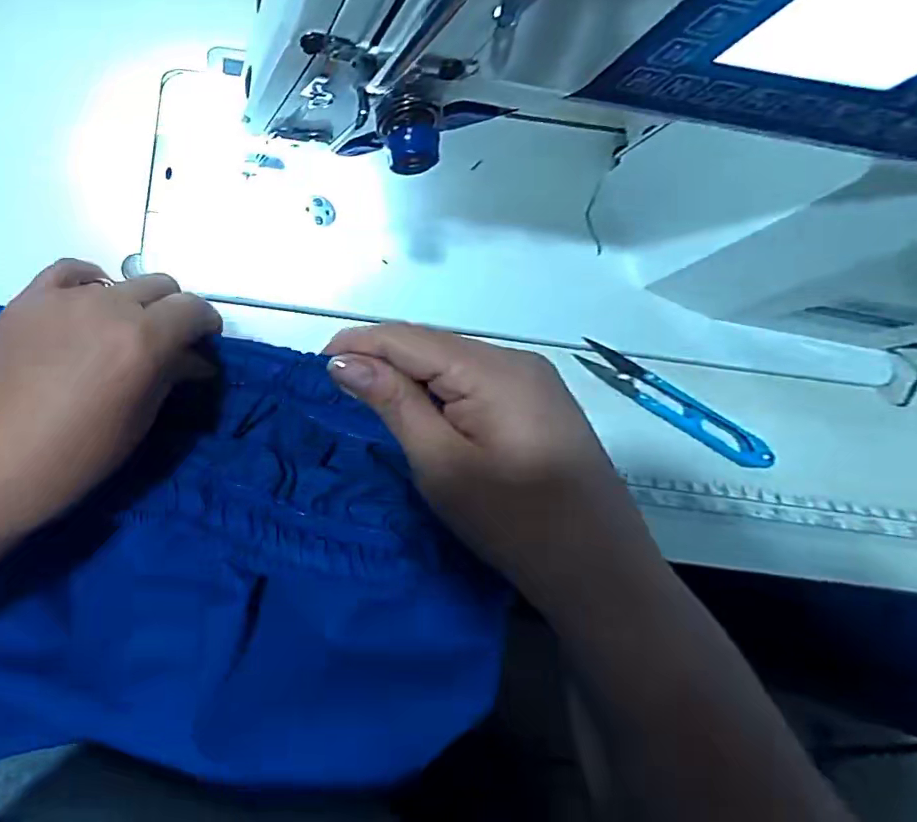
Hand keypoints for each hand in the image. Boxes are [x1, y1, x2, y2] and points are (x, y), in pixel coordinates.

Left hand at [0, 259, 222, 532]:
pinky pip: (68, 272)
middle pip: (158, 286)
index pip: (191, 309)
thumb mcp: (134, 426)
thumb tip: (191, 359)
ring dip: (129, 301)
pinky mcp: (28, 299)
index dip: (204, 324)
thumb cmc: (70, 460)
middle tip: (163, 341)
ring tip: (118, 330)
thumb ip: (168, 379)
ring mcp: (63, 297)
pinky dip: (87, 282)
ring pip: (115, 280)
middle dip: (171, 311)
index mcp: (141, 340)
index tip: (201, 342)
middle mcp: (106, 306)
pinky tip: (86, 301)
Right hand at [322, 323, 658, 604]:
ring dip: (400, 372)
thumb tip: (340, 360)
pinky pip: (465, 377)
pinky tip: (411, 408)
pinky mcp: (533, 400)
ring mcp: (529, 379)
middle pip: (425, 342)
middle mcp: (514, 360)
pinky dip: (429, 386)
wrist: (603, 577)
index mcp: (493, 371)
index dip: (354, 345)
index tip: (313, 370)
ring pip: (443, 358)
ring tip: (364, 399)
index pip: (405, 338)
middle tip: (333, 389)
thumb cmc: (515, 523)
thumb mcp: (440, 463)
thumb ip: (390, 402)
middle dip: (375, 357)